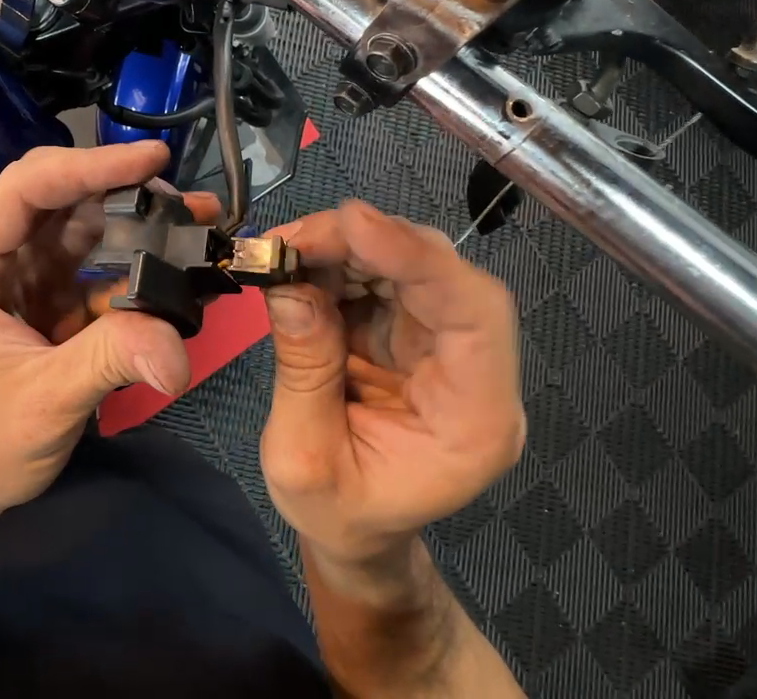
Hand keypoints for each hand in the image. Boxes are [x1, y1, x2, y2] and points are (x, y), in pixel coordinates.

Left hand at [0, 142, 195, 532]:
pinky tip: (175, 274)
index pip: (25, 190)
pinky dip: (134, 271)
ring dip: (134, 226)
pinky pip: (94, 273)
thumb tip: (181, 349)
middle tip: (183, 199)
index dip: (89, 166)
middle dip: (120, 192)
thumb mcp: (43, 403)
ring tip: (194, 225)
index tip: (153, 160)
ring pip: (81, 232)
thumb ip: (109, 360)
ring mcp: (20, 282)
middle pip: (56, 199)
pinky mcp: (46, 306)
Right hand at [260, 201, 523, 586]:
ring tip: (283, 249)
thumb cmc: (338, 513)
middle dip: (367, 243)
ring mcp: (443, 350)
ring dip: (346, 247)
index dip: (418, 259)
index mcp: (474, 420)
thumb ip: (303, 372)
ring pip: (410, 268)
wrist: (354, 532)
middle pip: (441, 278)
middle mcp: (472, 373)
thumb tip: (287, 286)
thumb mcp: (303, 458)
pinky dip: (337, 263)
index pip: (474, 315)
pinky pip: (382, 280)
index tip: (352, 223)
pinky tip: (298, 264)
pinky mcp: (410, 335)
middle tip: (292, 237)